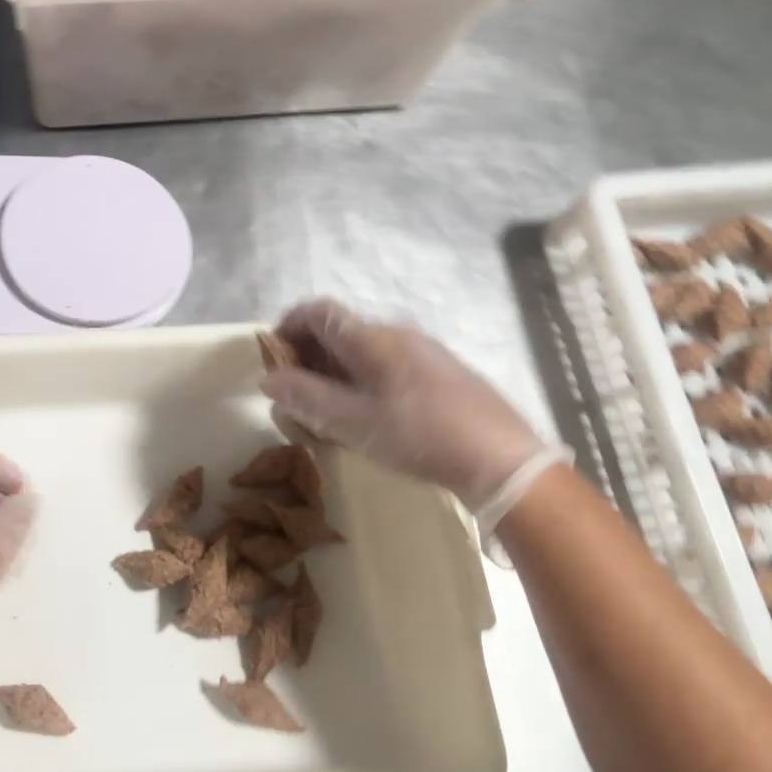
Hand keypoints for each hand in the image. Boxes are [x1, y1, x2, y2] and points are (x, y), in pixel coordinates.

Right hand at [261, 299, 564, 527]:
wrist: (502, 459)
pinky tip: (366, 419)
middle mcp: (397, 334)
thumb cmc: (420, 436)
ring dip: (333, 376)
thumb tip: (270, 379)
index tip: (270, 360)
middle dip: (307, 360)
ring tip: (324, 415)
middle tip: (292, 399)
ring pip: (362, 353)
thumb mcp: (353, 422)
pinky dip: (361, 383)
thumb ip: (306, 398)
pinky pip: (386, 367)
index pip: (317, 312)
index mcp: (372, 337)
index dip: (286, 328)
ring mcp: (422, 352)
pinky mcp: (440, 375)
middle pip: (338, 333)